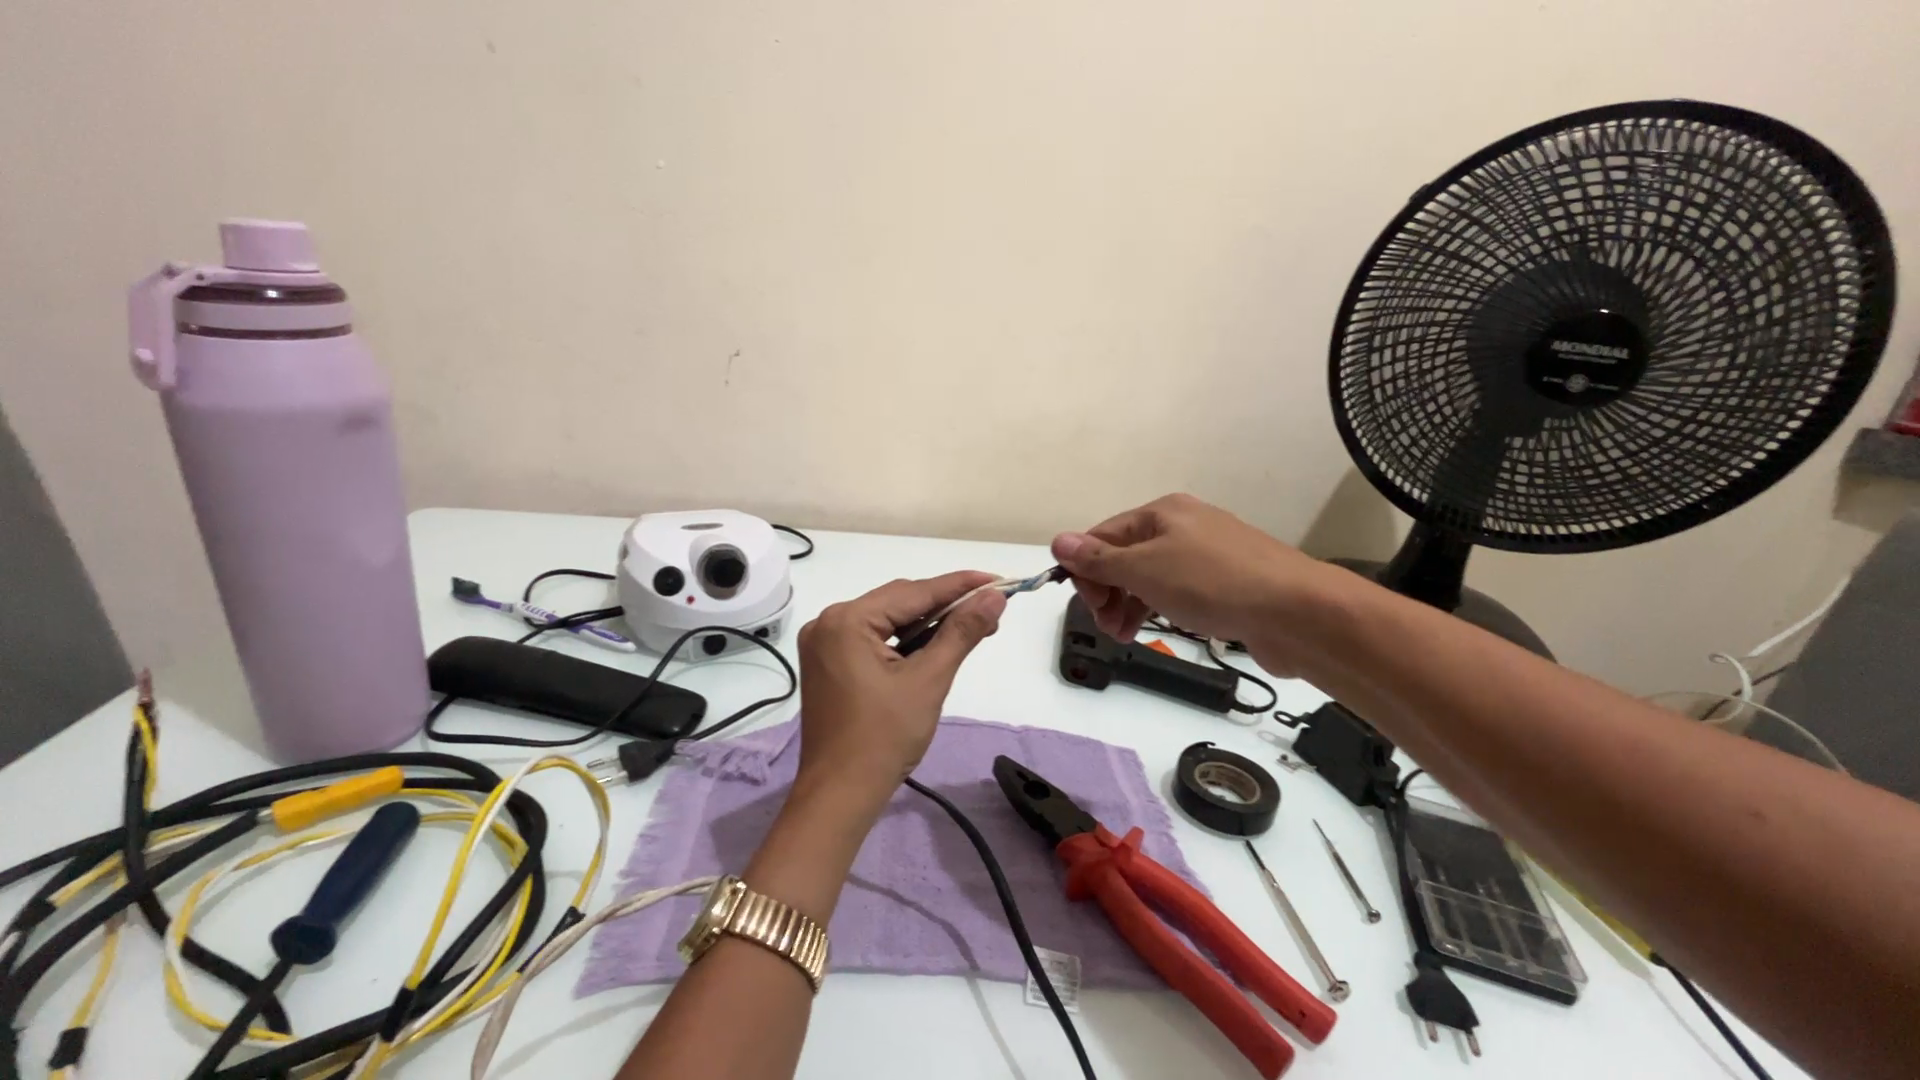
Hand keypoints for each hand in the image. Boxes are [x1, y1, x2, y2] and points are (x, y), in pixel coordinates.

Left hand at [793, 572, 1006, 808]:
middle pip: (898, 602)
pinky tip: (935, 645)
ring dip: (927, 624)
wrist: (840, 793)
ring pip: (886, 620)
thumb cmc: (884, 738)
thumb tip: (993, 597)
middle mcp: (829, 622)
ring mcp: (824, 644)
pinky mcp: (828, 664)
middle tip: (991, 609)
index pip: (913, 592)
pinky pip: (873, 639)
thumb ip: (961, 632)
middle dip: (945, 605)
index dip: (959, 585)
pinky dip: (904, 641)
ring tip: (972, 626)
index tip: (997, 579)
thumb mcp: (929, 680)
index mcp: (847, 620)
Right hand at [1050, 494, 1337, 676]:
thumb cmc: (1213, 582)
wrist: (1295, 611)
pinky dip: (1159, 607)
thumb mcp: (1145, 569)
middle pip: (1125, 555)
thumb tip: (1057, 541)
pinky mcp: (1226, 582)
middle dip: (1108, 590)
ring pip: (1150, 576)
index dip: (1086, 571)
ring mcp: (1207, 553)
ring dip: (1129, 603)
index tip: (1089, 607)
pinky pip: (1177, 590)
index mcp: (1162, 512)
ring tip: (1126, 635)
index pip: (1102, 536)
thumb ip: (1099, 559)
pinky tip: (1155, 627)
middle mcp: (1183, 525)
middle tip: (1108, 625)